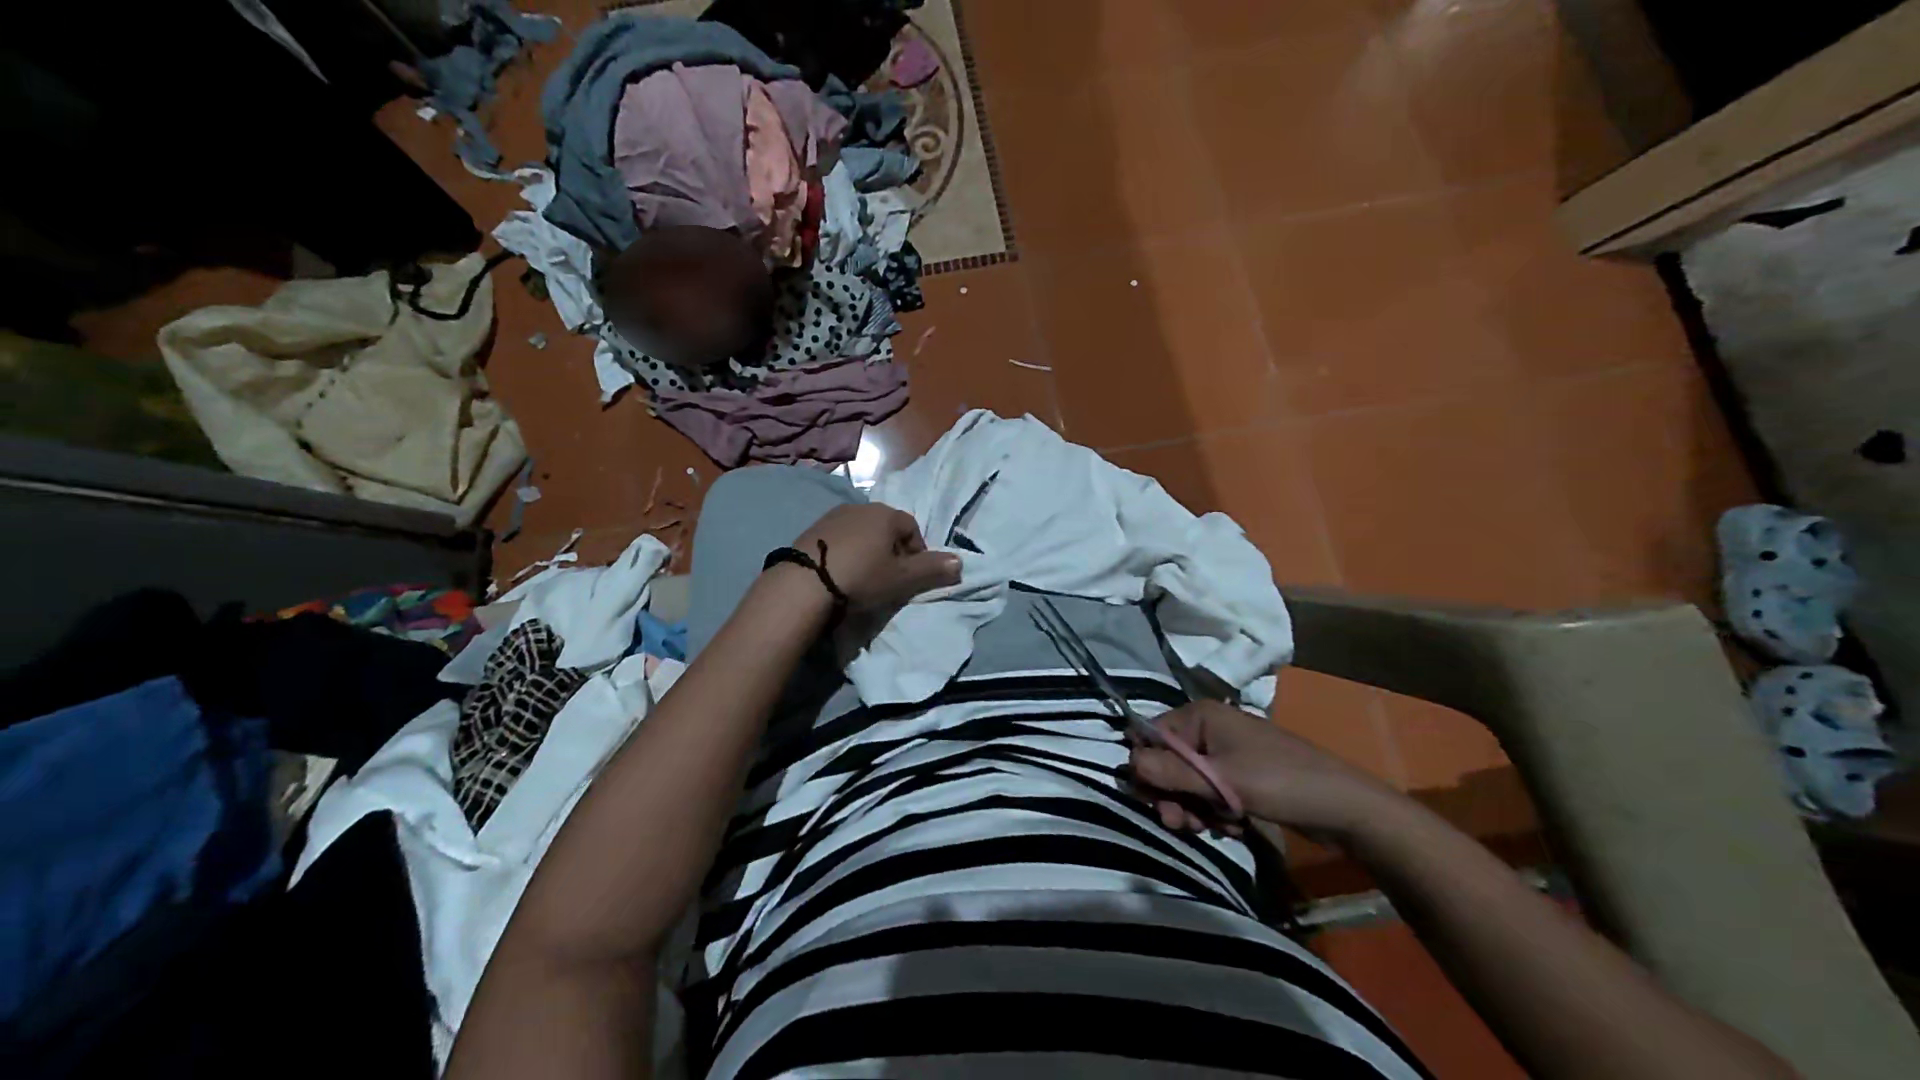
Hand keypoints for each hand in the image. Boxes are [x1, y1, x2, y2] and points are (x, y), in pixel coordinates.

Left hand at [793, 504, 961, 613]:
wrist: (805, 583)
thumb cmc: (862, 577)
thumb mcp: (902, 578)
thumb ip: (932, 570)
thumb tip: (960, 562)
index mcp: (886, 514)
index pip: (912, 528)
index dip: (917, 552)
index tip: (911, 576)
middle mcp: (860, 507)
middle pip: (886, 528)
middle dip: (892, 550)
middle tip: (889, 578)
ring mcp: (832, 517)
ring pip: (861, 533)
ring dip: (867, 551)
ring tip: (863, 578)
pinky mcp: (811, 530)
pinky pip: (838, 539)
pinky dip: (845, 553)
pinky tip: (840, 574)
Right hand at [1130, 699, 1406, 839]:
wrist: (1344, 806)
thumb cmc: (1279, 783)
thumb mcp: (1220, 782)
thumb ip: (1170, 773)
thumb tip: (1127, 763)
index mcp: (1201, 715)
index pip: (1151, 737)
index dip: (1148, 769)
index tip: (1158, 801)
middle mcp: (1210, 727)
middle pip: (1168, 761)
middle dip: (1173, 795)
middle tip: (1183, 824)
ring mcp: (1226, 750)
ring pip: (1188, 781)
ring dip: (1194, 808)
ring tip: (1214, 827)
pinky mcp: (1241, 773)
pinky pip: (1211, 791)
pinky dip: (1215, 810)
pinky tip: (1232, 825)